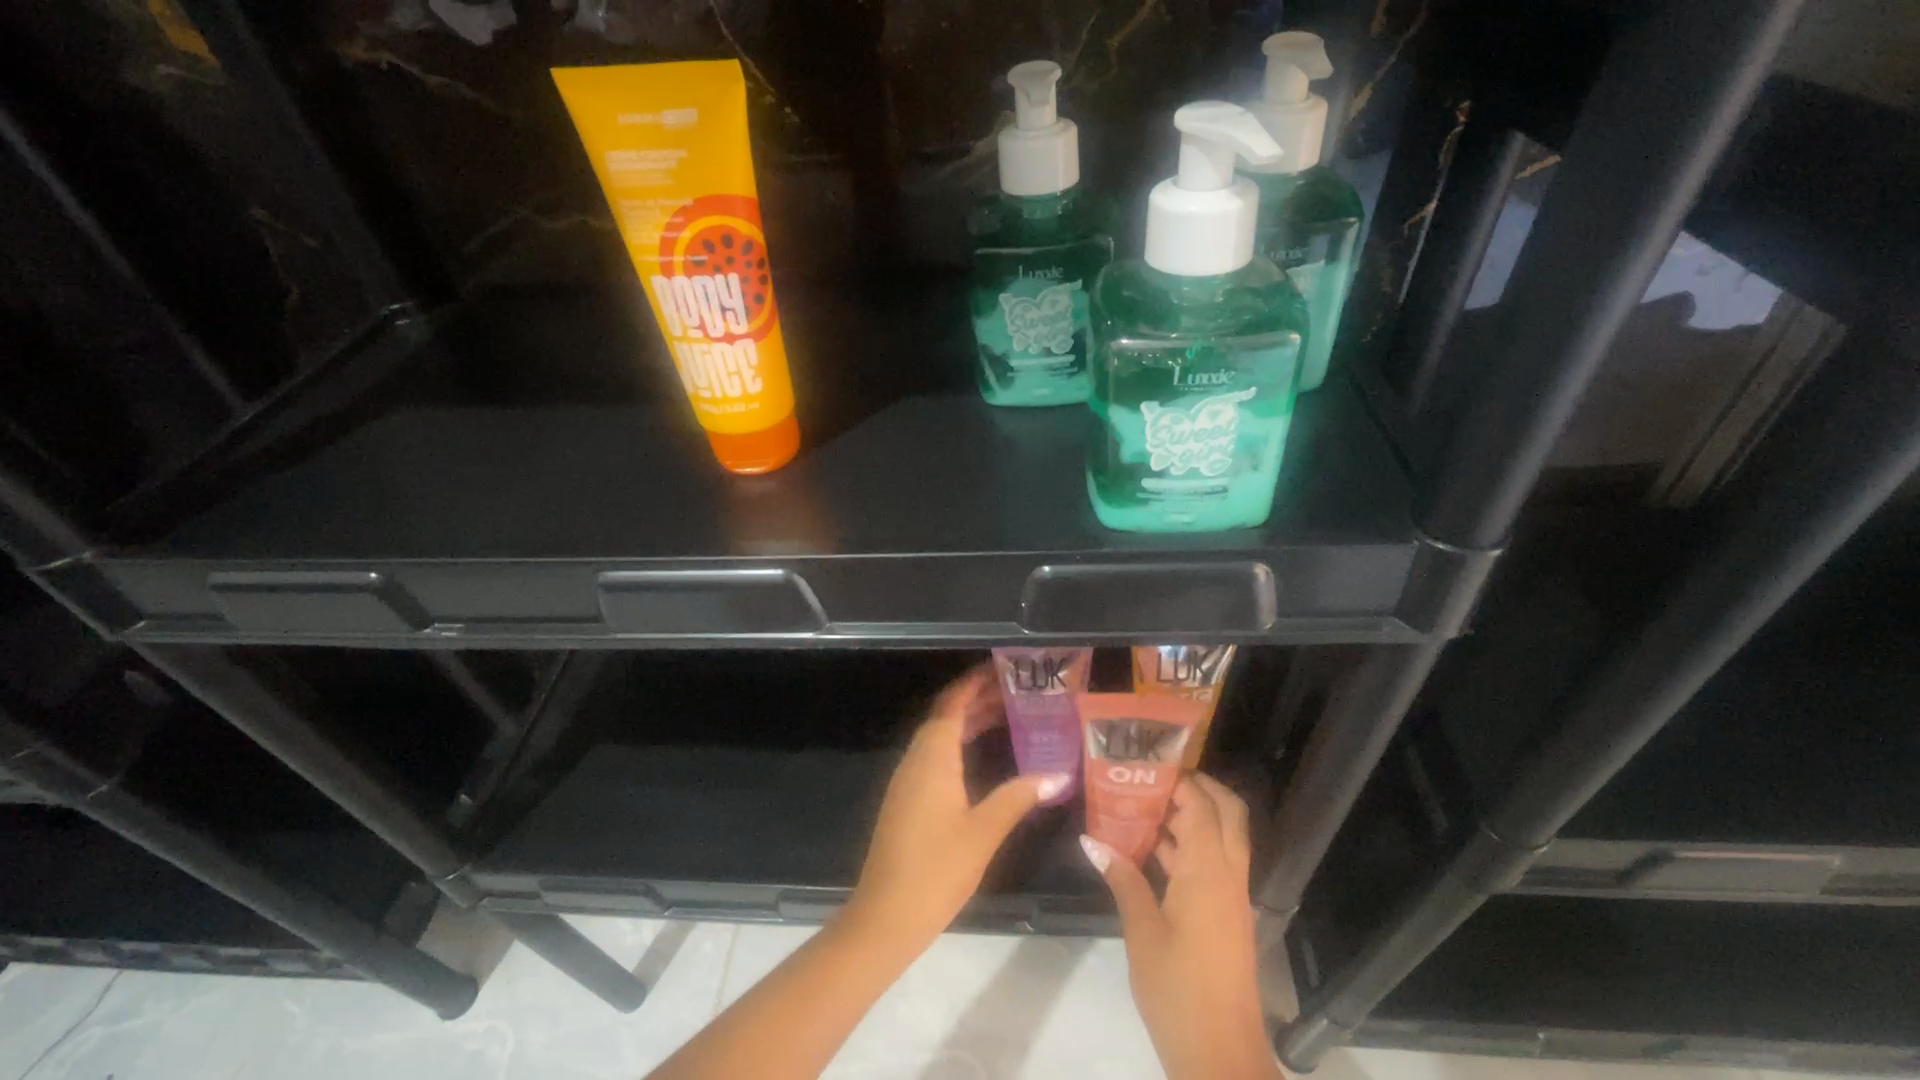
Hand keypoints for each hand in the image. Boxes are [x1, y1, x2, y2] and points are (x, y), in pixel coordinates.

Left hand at [843, 665, 1069, 951]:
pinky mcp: (906, 803)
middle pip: (945, 717)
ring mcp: (907, 782)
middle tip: (1019, 692)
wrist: (886, 915)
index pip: (952, 704)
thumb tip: (1059, 775)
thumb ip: (1019, 797)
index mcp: (932, 757)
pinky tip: (982, 762)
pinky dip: (959, 747)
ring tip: (1009, 717)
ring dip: (969, 724)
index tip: (1003, 668)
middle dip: (978, 701)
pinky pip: (933, 759)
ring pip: (939, 739)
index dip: (975, 683)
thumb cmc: (937, 868)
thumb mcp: (985, 831)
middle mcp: (915, 761)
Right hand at [1082, 775, 1281, 1079]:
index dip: (1181, 780)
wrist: (1220, 1051)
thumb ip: (1123, 880)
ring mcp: (1232, 898)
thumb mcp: (1142, 931)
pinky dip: (1191, 850)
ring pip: (1223, 840)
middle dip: (1198, 789)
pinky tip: (1152, 853)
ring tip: (1143, 807)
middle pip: (1228, 814)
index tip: (1147, 763)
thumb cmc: (1177, 987)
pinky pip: (1215, 866)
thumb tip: (1092, 840)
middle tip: (1155, 779)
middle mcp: (1229, 876)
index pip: (1203, 806)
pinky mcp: (1228, 917)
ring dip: (1193, 819)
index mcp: (1210, 872)